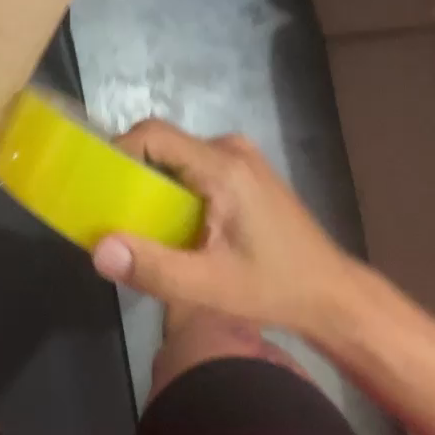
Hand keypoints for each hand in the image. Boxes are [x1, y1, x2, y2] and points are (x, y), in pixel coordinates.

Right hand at [89, 119, 360, 334]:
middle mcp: (230, 149)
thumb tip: (98, 250)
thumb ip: (153, 268)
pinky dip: (172, 186)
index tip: (98, 184)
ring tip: (139, 220)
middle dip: (132, 173)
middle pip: (161, 143)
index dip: (118, 150)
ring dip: (152, 182)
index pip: (154, 134)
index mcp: (223, 167)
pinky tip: (173, 224)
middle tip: (114, 210)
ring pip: (175, 155)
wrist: (336, 299)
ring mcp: (240, 157)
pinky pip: (191, 164)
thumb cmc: (275, 289)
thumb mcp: (210, 287)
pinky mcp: (244, 170)